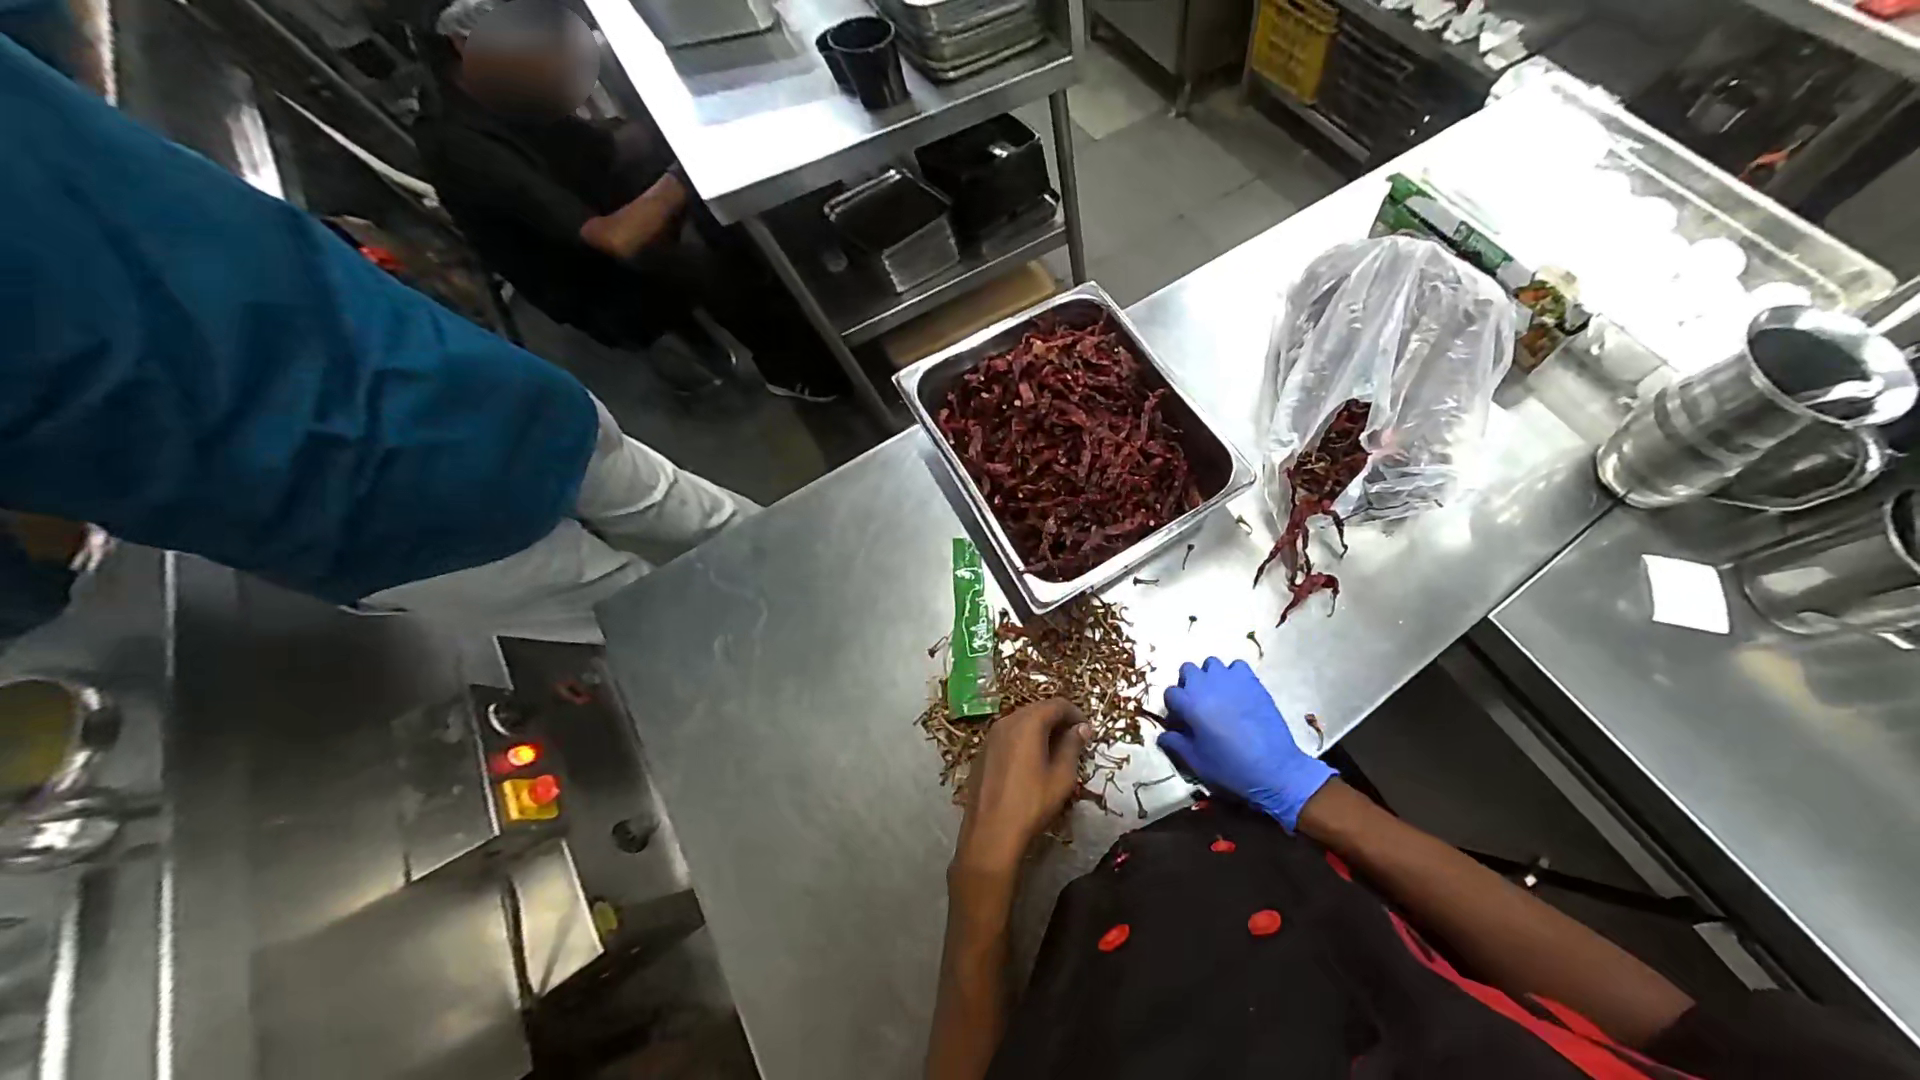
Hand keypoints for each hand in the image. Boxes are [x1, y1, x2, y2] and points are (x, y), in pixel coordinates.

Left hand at [954, 699, 1089, 879]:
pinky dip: (1024, 739)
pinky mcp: (982, 751)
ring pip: (1021, 721)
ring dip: (1040, 730)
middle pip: (1037, 709)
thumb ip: (1072, 746)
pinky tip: (1031, 761)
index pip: (1057, 704)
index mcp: (1027, 723)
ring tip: (1056, 751)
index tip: (1087, 731)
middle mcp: (1006, 722)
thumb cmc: (1031, 803)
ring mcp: (990, 736)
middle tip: (1075, 741)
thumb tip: (1082, 727)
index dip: (1076, 713)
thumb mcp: (1061, 776)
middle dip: (1058, 720)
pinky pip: (1008, 735)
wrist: (990, 832)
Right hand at [1159, 657, 1333, 830]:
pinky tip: (1239, 692)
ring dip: (1210, 676)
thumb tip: (1163, 735)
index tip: (1182, 723)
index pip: (1169, 693)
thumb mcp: (1195, 762)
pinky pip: (1237, 666)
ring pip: (1211, 663)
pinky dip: (1235, 675)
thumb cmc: (1230, 768)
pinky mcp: (1252, 681)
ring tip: (1218, 696)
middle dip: (1189, 684)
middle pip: (1187, 670)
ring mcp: (1230, 680)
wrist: (1274, 769)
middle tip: (1198, 705)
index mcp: (1188, 703)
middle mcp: (1205, 685)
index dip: (1174, 708)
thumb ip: (1175, 744)